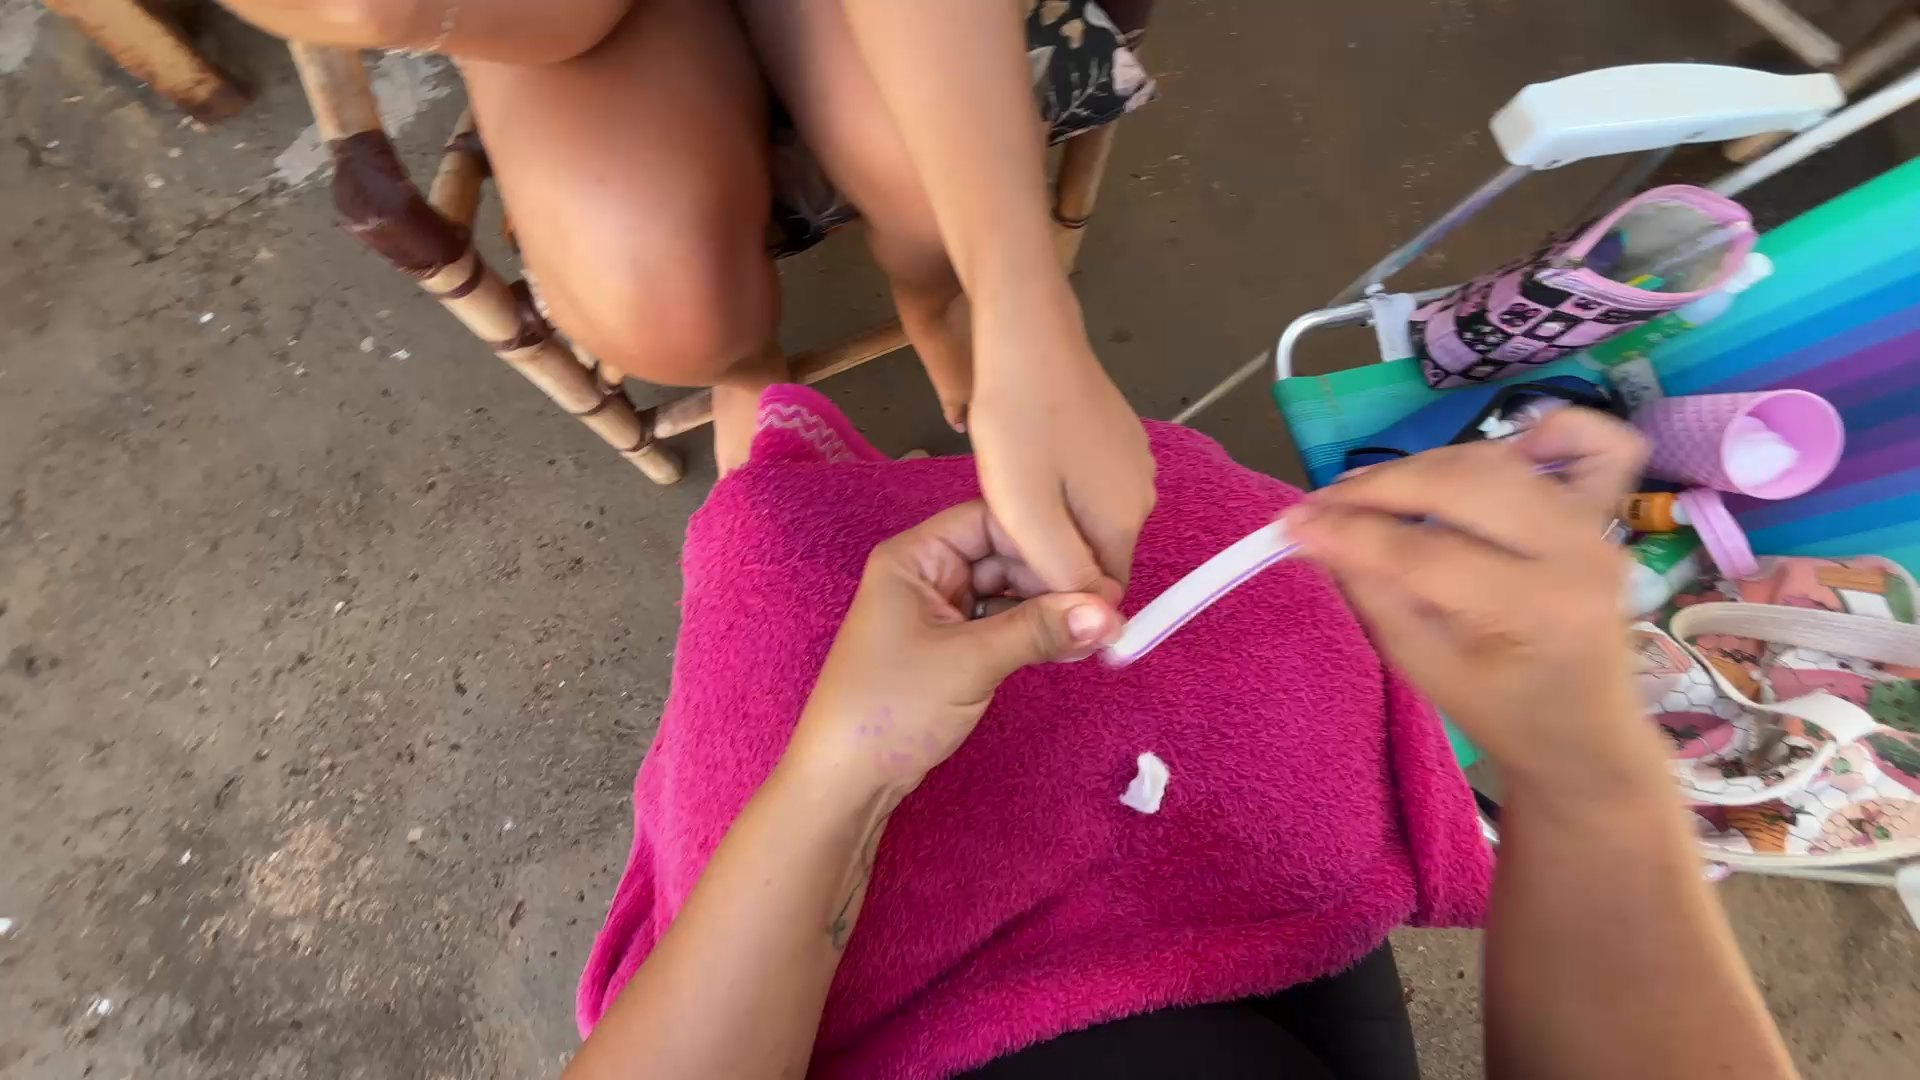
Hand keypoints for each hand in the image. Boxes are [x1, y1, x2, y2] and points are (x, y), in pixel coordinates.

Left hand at [787, 501, 1123, 792]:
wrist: (847, 780)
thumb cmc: (892, 706)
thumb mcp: (969, 662)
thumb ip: (1038, 631)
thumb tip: (1110, 612)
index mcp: (915, 557)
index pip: (990, 522)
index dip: (1043, 541)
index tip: (1096, 569)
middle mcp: (928, 574)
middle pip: (1003, 557)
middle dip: (1053, 582)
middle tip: (1109, 607)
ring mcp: (940, 611)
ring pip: (1006, 594)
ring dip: (1049, 611)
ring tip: (1100, 631)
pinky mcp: (951, 645)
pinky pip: (1001, 626)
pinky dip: (1033, 635)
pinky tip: (1073, 647)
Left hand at [967, 303, 1156, 595]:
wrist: (1026, 336)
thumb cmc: (1019, 427)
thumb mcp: (1029, 515)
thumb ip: (1066, 573)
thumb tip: (1102, 616)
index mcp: (1125, 520)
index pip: (1103, 590)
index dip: (1061, 597)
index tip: (1018, 577)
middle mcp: (1142, 495)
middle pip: (1097, 555)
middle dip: (1053, 558)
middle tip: (1007, 531)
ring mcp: (1133, 460)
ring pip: (1089, 521)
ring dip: (1052, 523)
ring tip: (1013, 495)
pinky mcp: (1115, 436)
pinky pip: (1088, 488)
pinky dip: (1058, 491)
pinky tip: (1029, 465)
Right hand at [1283, 409, 1663, 796]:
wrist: (1579, 729)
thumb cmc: (1491, 705)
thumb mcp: (1412, 658)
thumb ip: (1364, 587)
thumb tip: (1309, 534)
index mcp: (1530, 609)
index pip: (1420, 551)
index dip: (1345, 532)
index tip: (1287, 525)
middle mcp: (1574, 554)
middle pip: (1458, 486)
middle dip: (1374, 488)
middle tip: (1320, 506)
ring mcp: (1596, 526)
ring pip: (1491, 461)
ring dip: (1417, 467)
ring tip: (1366, 492)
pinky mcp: (1602, 514)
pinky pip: (1592, 447)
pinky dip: (1545, 434)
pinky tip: (1497, 449)